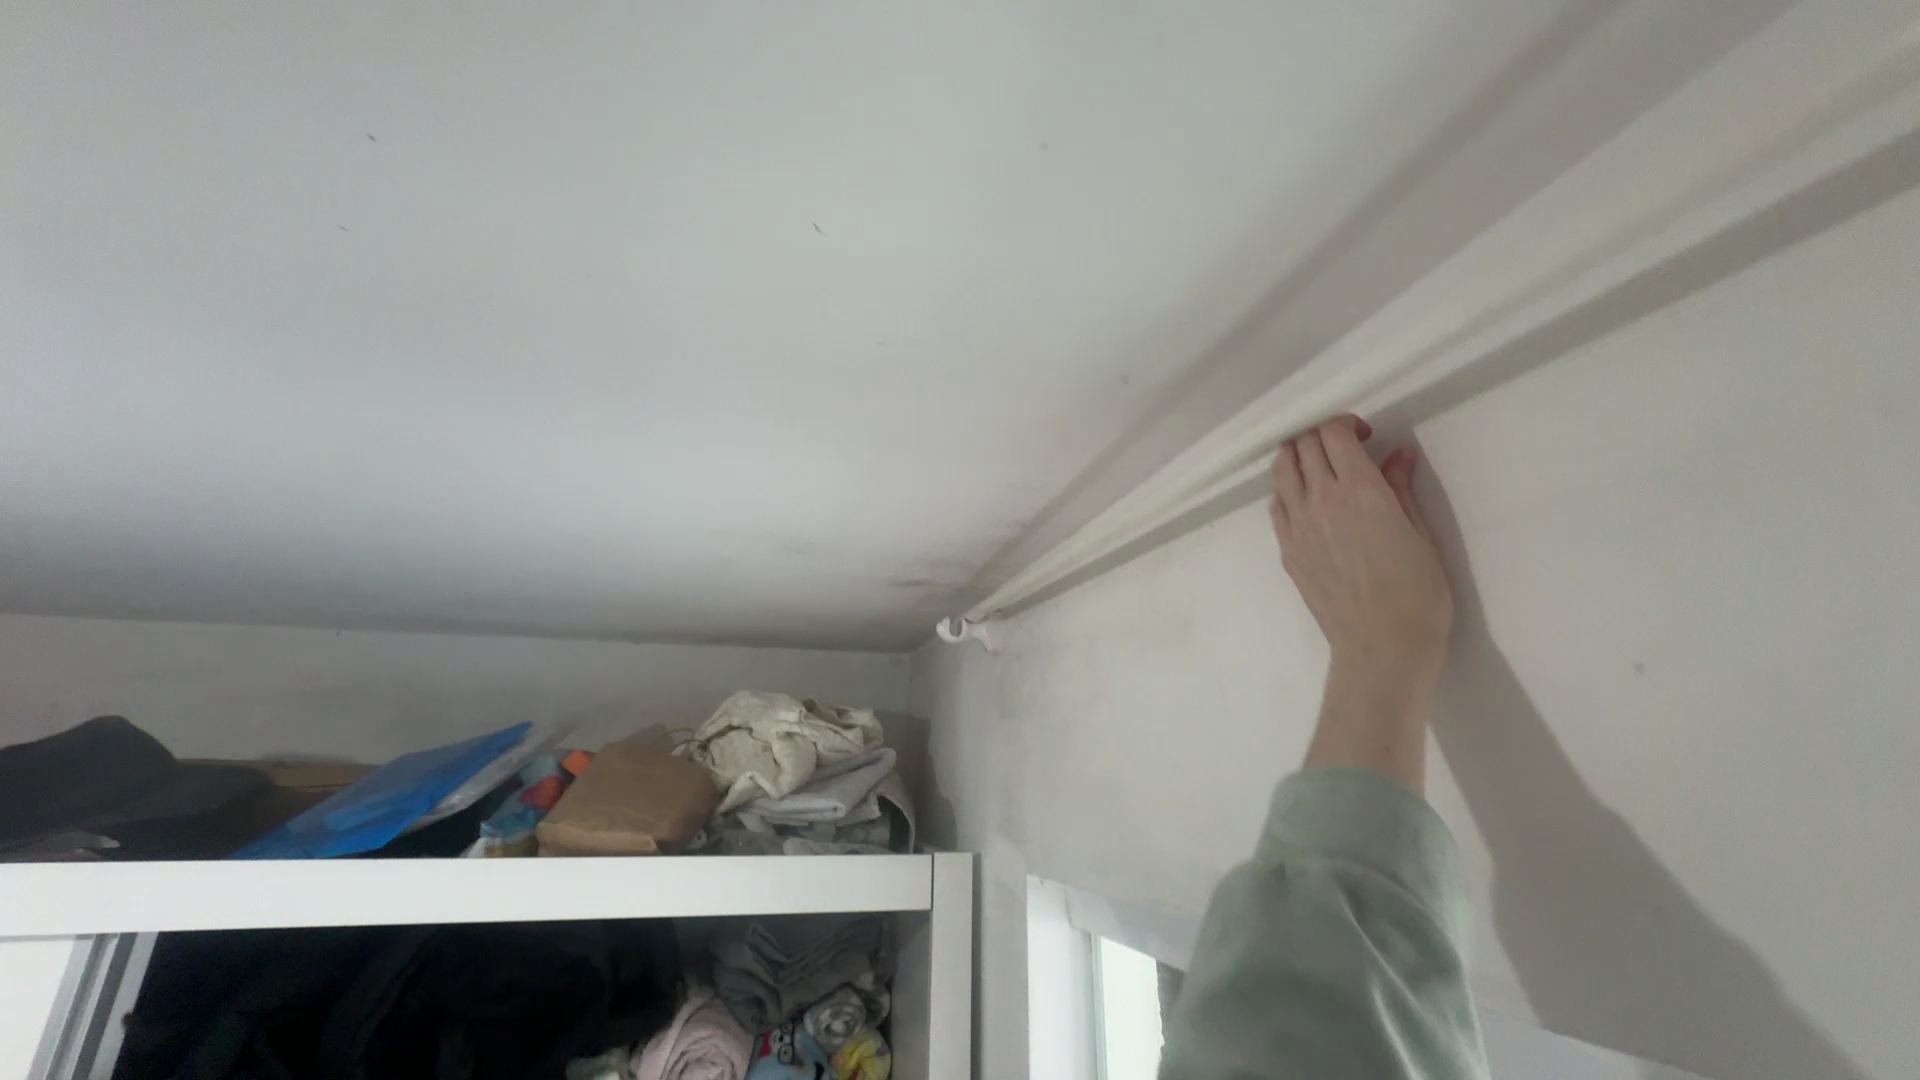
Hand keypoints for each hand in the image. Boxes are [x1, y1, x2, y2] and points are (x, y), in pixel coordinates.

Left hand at [1270, 415, 1452, 682]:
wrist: (1381, 644)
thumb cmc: (1416, 592)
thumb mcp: (1420, 533)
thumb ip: (1400, 488)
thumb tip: (1396, 455)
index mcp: (1358, 490)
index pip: (1332, 434)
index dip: (1345, 424)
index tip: (1363, 435)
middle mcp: (1319, 500)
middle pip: (1302, 446)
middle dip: (1321, 437)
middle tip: (1343, 450)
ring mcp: (1296, 525)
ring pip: (1281, 471)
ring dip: (1297, 459)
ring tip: (1320, 470)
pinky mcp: (1286, 549)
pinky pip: (1277, 505)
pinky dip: (1288, 491)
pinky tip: (1307, 503)